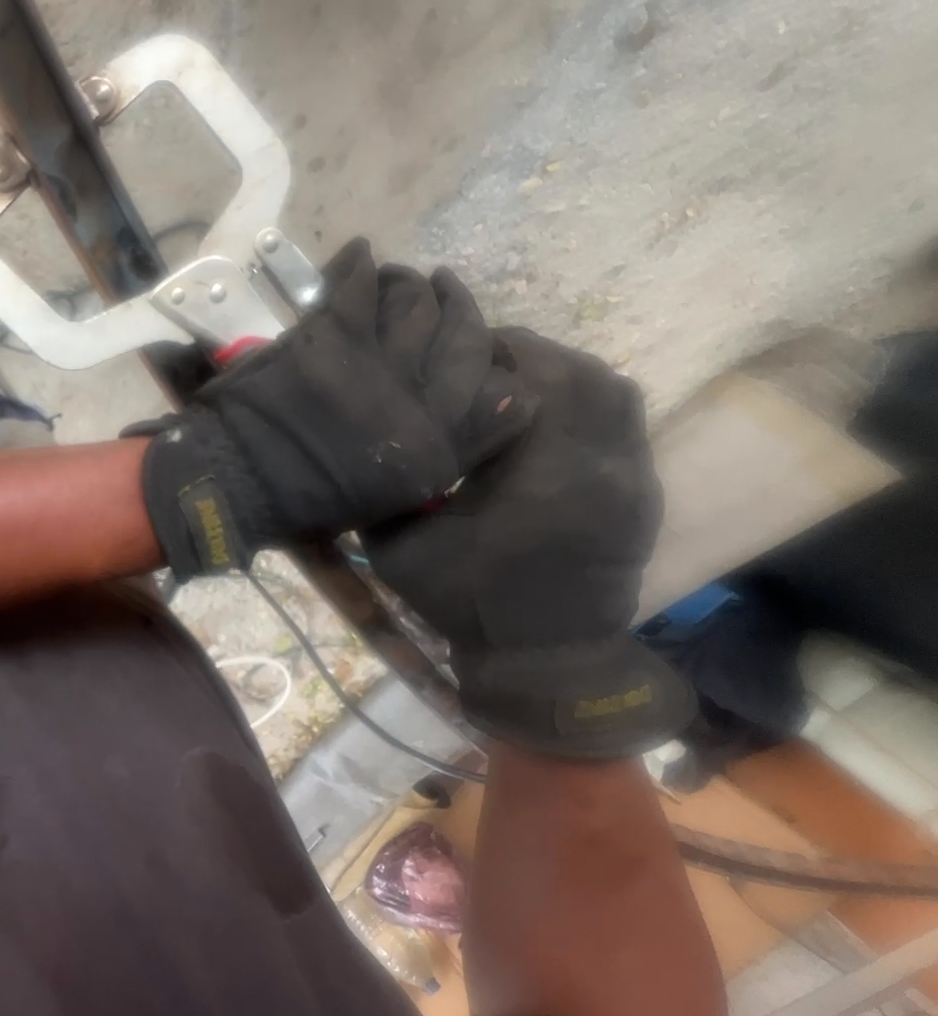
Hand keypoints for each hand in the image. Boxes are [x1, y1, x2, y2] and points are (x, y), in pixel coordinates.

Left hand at [136, 238, 532, 578]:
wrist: (239, 479)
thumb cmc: (298, 502)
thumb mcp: (379, 499)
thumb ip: (419, 461)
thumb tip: (443, 426)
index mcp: (436, 453)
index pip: (502, 399)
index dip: (493, 366)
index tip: (480, 348)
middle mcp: (421, 405)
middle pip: (466, 341)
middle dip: (459, 309)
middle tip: (445, 288)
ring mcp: (378, 366)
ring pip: (416, 306)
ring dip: (409, 285)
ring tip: (399, 278)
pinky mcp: (333, 336)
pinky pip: (358, 285)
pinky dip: (356, 265)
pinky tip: (358, 254)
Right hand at [363, 328, 696, 759]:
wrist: (546, 660)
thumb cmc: (466, 603)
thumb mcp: (398, 549)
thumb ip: (390, 484)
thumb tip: (375, 432)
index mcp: (541, 477)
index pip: (530, 379)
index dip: (490, 355)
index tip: (449, 356)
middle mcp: (600, 466)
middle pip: (579, 372)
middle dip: (528, 355)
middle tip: (475, 361)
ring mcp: (631, 477)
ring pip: (612, 389)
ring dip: (561, 374)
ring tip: (510, 383)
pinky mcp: (641, 489)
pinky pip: (620, 419)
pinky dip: (581, 402)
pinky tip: (537, 420)